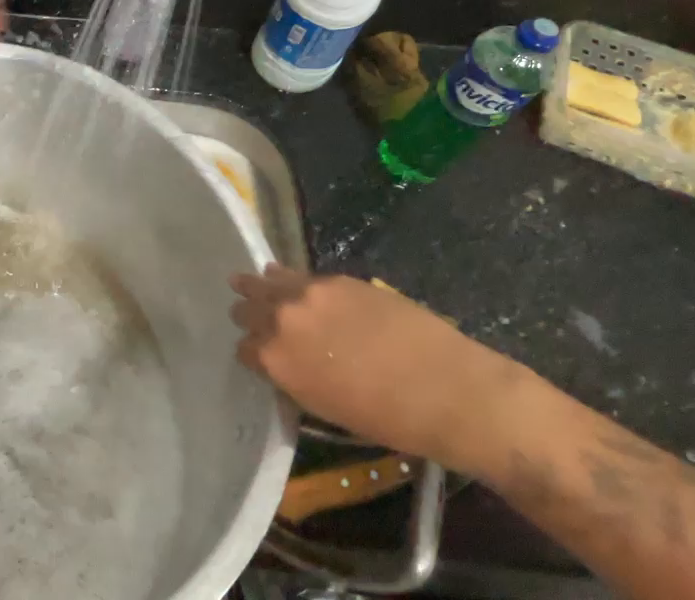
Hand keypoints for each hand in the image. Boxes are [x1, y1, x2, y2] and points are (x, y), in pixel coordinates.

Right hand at [230, 267, 531, 468]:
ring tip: (252, 283)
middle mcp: (283, 321)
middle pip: (249, 309)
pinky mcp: (339, 280)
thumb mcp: (326, 407)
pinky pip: (301, 276)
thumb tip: (286, 364)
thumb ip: (295, 378)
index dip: (252, 353)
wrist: (450, 391)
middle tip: (250, 318)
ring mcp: (310, 294)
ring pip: (268, 282)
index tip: (258, 355)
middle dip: (249, 315)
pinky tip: (290, 279)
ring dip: (260, 286)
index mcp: (276, 360)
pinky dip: (290, 278)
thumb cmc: (389, 418)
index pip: (245, 349)